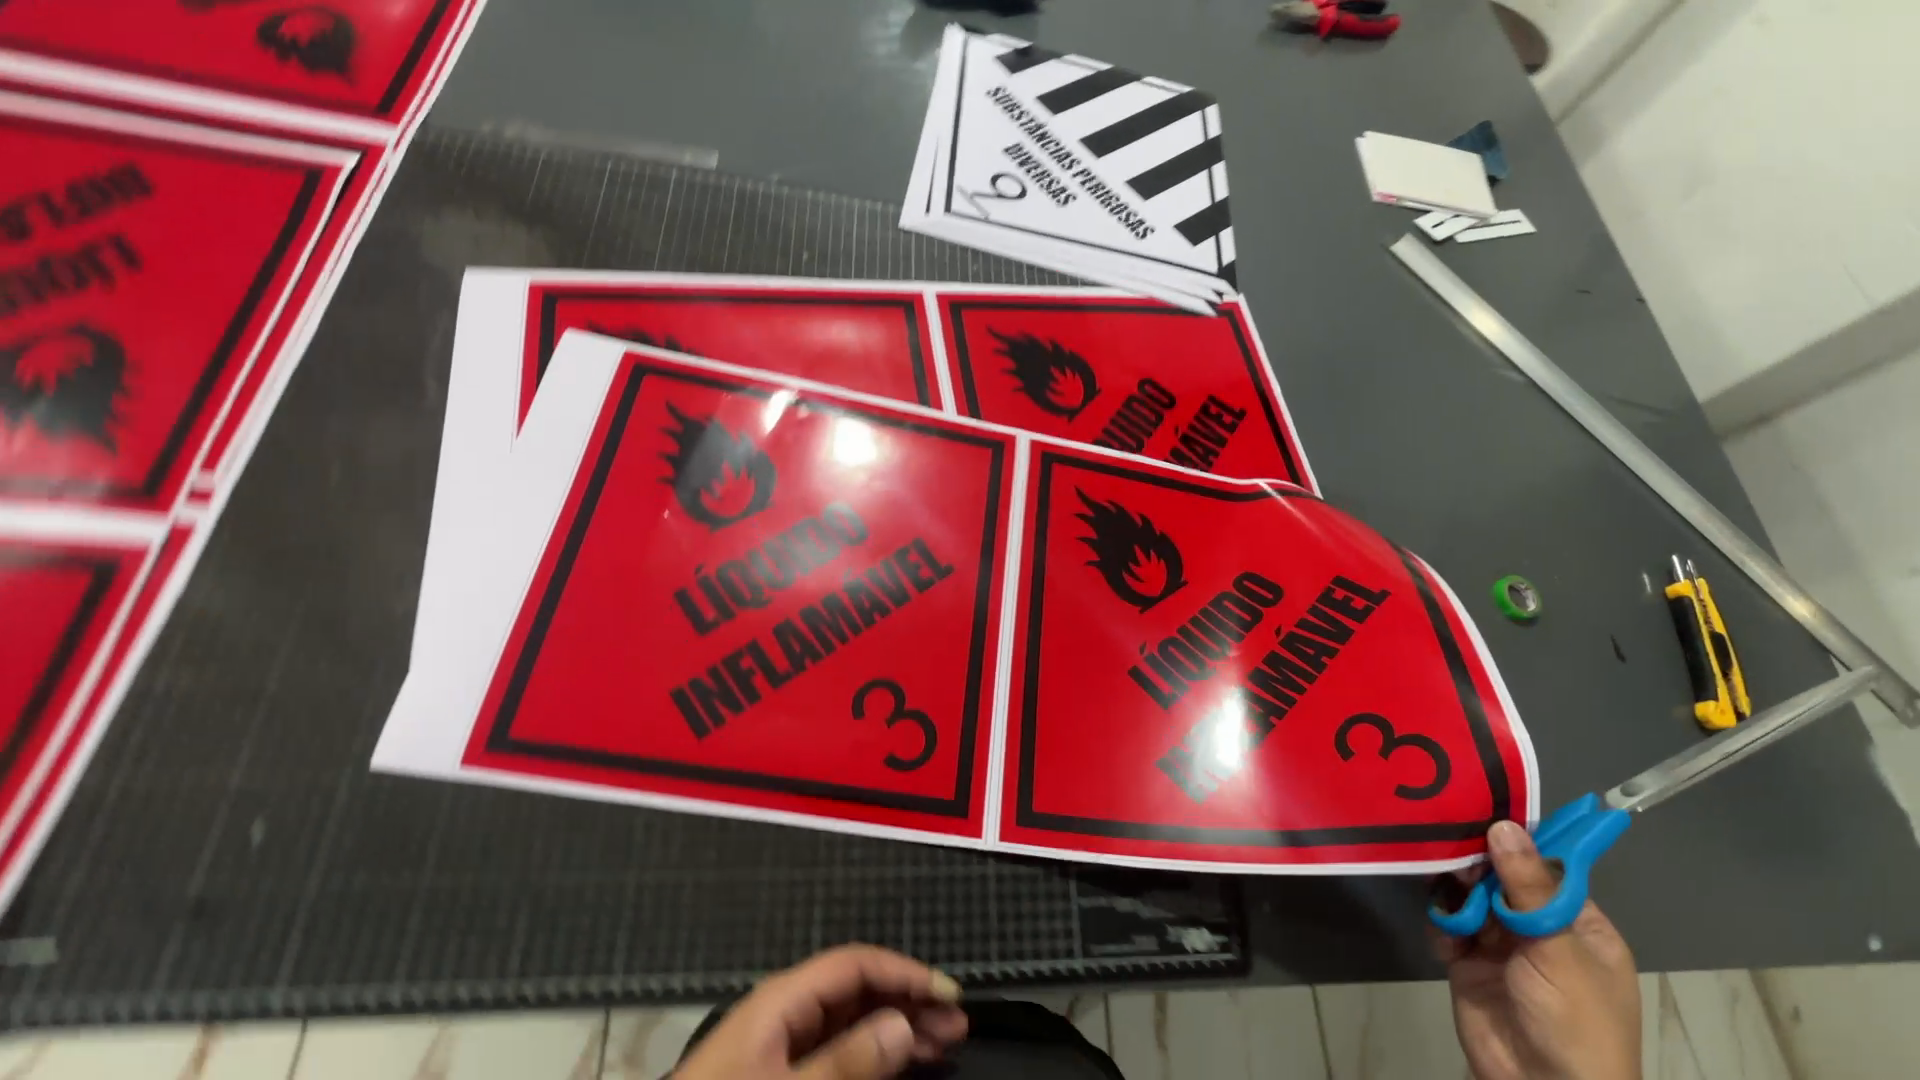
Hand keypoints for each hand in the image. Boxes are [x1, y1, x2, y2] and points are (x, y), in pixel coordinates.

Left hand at [674, 944, 968, 1079]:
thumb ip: (846, 1061)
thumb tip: (903, 1024)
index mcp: (783, 998)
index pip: (855, 964)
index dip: (904, 973)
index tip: (949, 995)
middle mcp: (786, 1010)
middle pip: (858, 989)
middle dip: (909, 1000)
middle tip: (958, 1024)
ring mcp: (784, 1040)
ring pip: (854, 1019)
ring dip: (900, 1027)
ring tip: (946, 1042)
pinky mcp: (783, 1067)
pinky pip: (841, 1046)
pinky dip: (877, 1050)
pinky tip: (905, 1061)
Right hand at [1438, 821, 1640, 1079]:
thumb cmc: (1574, 1021)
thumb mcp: (1558, 950)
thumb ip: (1527, 887)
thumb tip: (1504, 824)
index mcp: (1578, 924)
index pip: (1546, 867)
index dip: (1516, 842)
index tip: (1483, 810)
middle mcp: (1538, 928)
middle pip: (1500, 878)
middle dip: (1476, 866)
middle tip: (1453, 854)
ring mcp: (1501, 946)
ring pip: (1469, 898)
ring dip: (1455, 893)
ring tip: (1446, 892)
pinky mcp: (1467, 964)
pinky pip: (1446, 928)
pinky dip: (1441, 926)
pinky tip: (1445, 935)